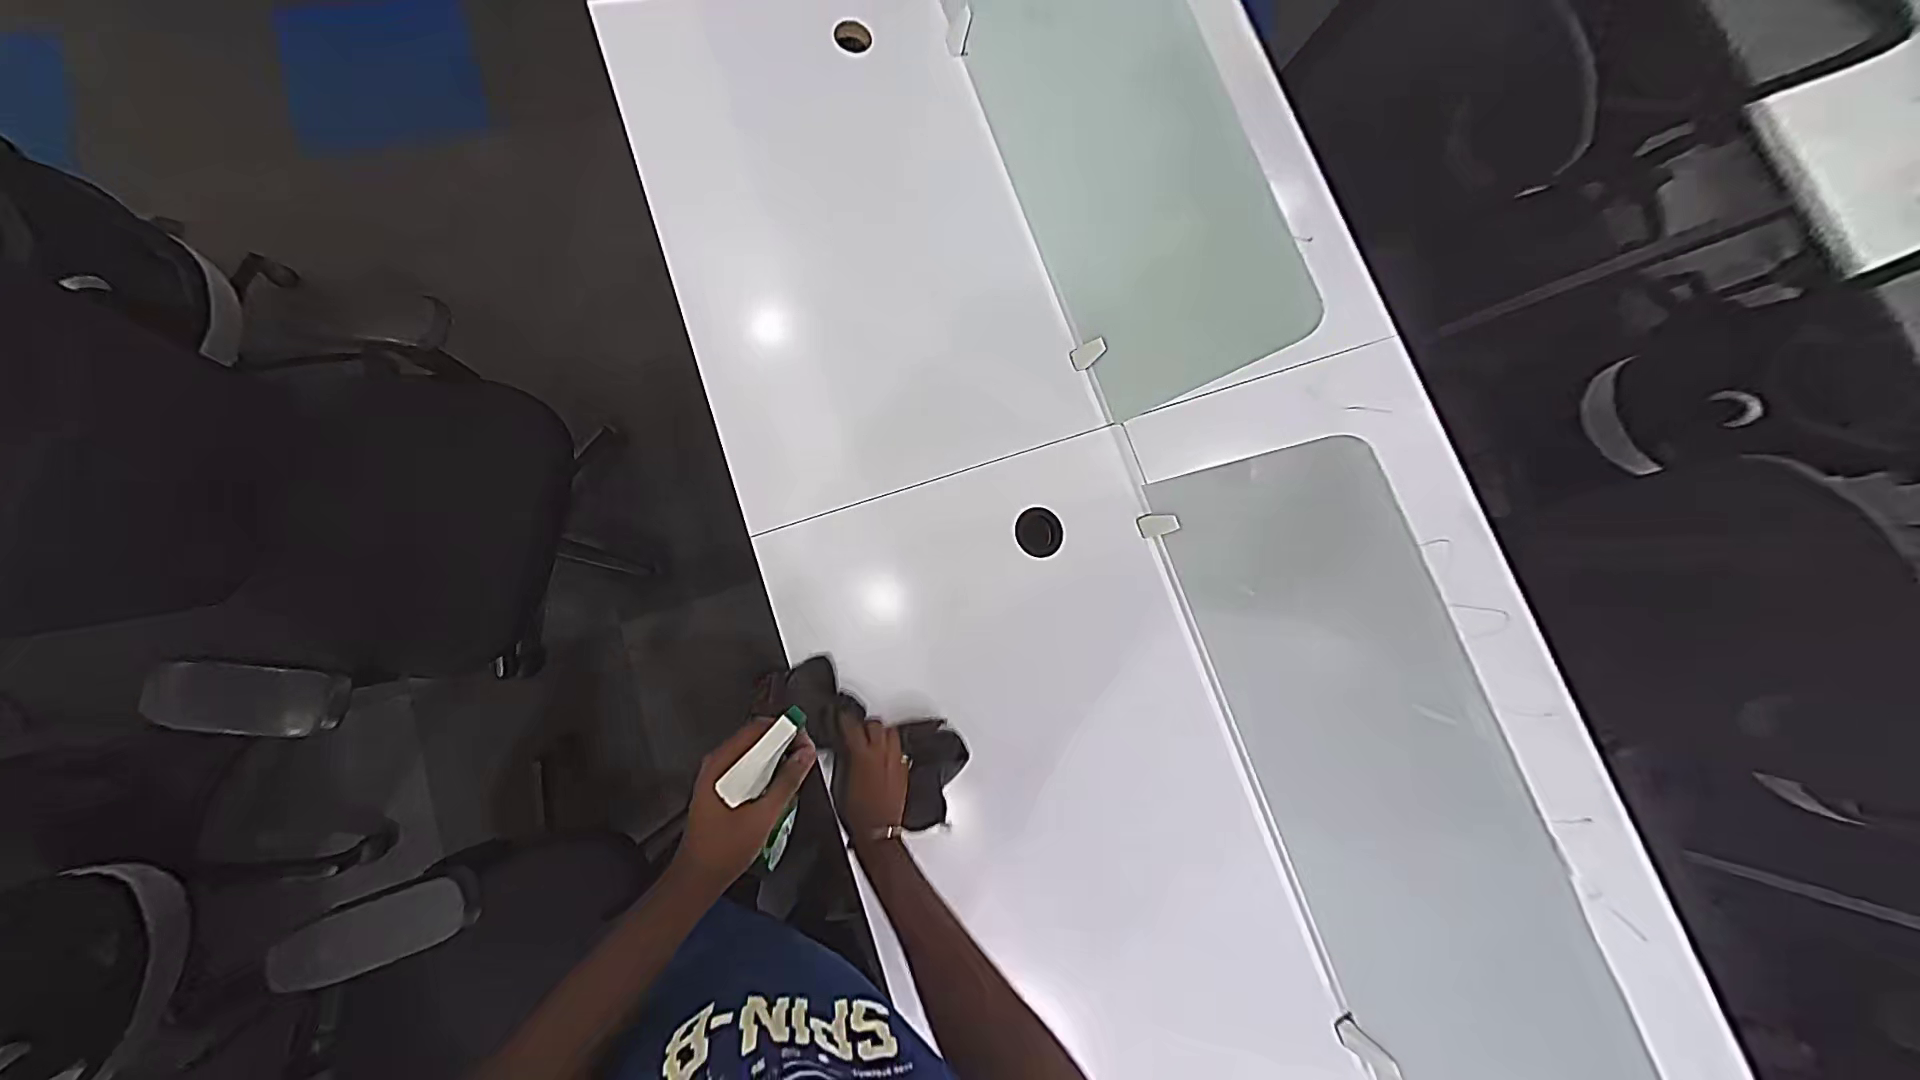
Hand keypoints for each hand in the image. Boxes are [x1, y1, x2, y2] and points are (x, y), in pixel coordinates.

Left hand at [674, 718, 816, 889]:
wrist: (698, 879)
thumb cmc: (724, 850)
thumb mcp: (763, 815)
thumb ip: (786, 782)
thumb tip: (805, 754)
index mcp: (720, 764)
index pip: (757, 728)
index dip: (785, 730)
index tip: (805, 742)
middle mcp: (716, 764)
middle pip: (755, 737)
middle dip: (784, 744)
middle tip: (805, 758)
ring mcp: (717, 776)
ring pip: (754, 753)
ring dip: (777, 759)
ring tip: (795, 773)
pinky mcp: (722, 788)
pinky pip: (749, 768)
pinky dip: (767, 771)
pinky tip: (778, 788)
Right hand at [838, 711, 908, 849]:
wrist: (877, 830)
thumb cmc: (857, 813)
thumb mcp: (840, 782)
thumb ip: (844, 758)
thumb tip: (844, 748)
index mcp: (861, 754)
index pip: (852, 725)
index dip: (844, 718)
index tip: (842, 717)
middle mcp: (881, 753)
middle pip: (875, 724)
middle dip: (865, 724)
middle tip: (858, 730)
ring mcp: (895, 760)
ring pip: (891, 732)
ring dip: (881, 733)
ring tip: (874, 739)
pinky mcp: (904, 769)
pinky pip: (899, 749)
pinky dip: (891, 748)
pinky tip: (885, 754)